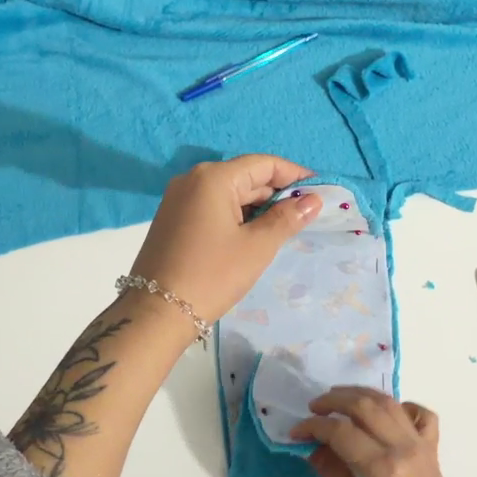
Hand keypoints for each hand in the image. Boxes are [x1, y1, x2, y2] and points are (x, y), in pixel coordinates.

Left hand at [129, 154, 320, 322]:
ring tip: (284, 230)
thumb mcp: (257, 247)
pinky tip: (252, 237)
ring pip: (229, 194)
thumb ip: (287, 219)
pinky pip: (212, 208)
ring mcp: (178, 200)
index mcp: (213, 177)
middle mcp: (192, 180)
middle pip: (245, 177)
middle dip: (277, 194)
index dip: (295, 176)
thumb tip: (313, 201)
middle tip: (306, 217)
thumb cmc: (212, 276)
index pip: (264, 164)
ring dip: (257, 208)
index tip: (320, 192)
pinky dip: (236, 217)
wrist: (156, 313)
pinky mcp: (172, 220)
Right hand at [293, 388, 476, 476]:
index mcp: (382, 468)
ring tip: (337, 400)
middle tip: (312, 409)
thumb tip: (313, 449)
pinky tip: (385, 415)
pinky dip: (402, 406)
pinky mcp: (433, 451)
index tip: (295, 433)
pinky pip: (421, 415)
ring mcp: (422, 446)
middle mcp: (404, 448)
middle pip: (365, 406)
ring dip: (361, 395)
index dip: (313, 427)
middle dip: (334, 401)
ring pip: (389, 403)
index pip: (340, 432)